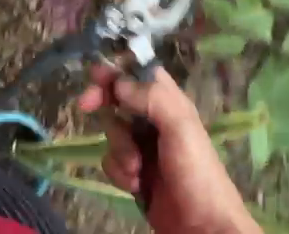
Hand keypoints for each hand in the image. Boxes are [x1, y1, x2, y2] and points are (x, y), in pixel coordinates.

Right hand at [78, 64, 259, 233]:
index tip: (95, 74)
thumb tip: (118, 83)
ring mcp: (143, 147)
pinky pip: (111, 161)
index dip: (116, 69)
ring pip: (112, 131)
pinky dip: (118, 171)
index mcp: (169, 102)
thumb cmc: (195, 171)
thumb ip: (151, 97)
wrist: (202, 227)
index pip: (138, 72)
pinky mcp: (134, 173)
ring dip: (119, 149)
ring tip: (136, 169)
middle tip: (85, 105)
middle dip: (104, 104)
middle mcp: (154, 119)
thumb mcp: (179, 126)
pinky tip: (135, 184)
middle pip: (117, 98)